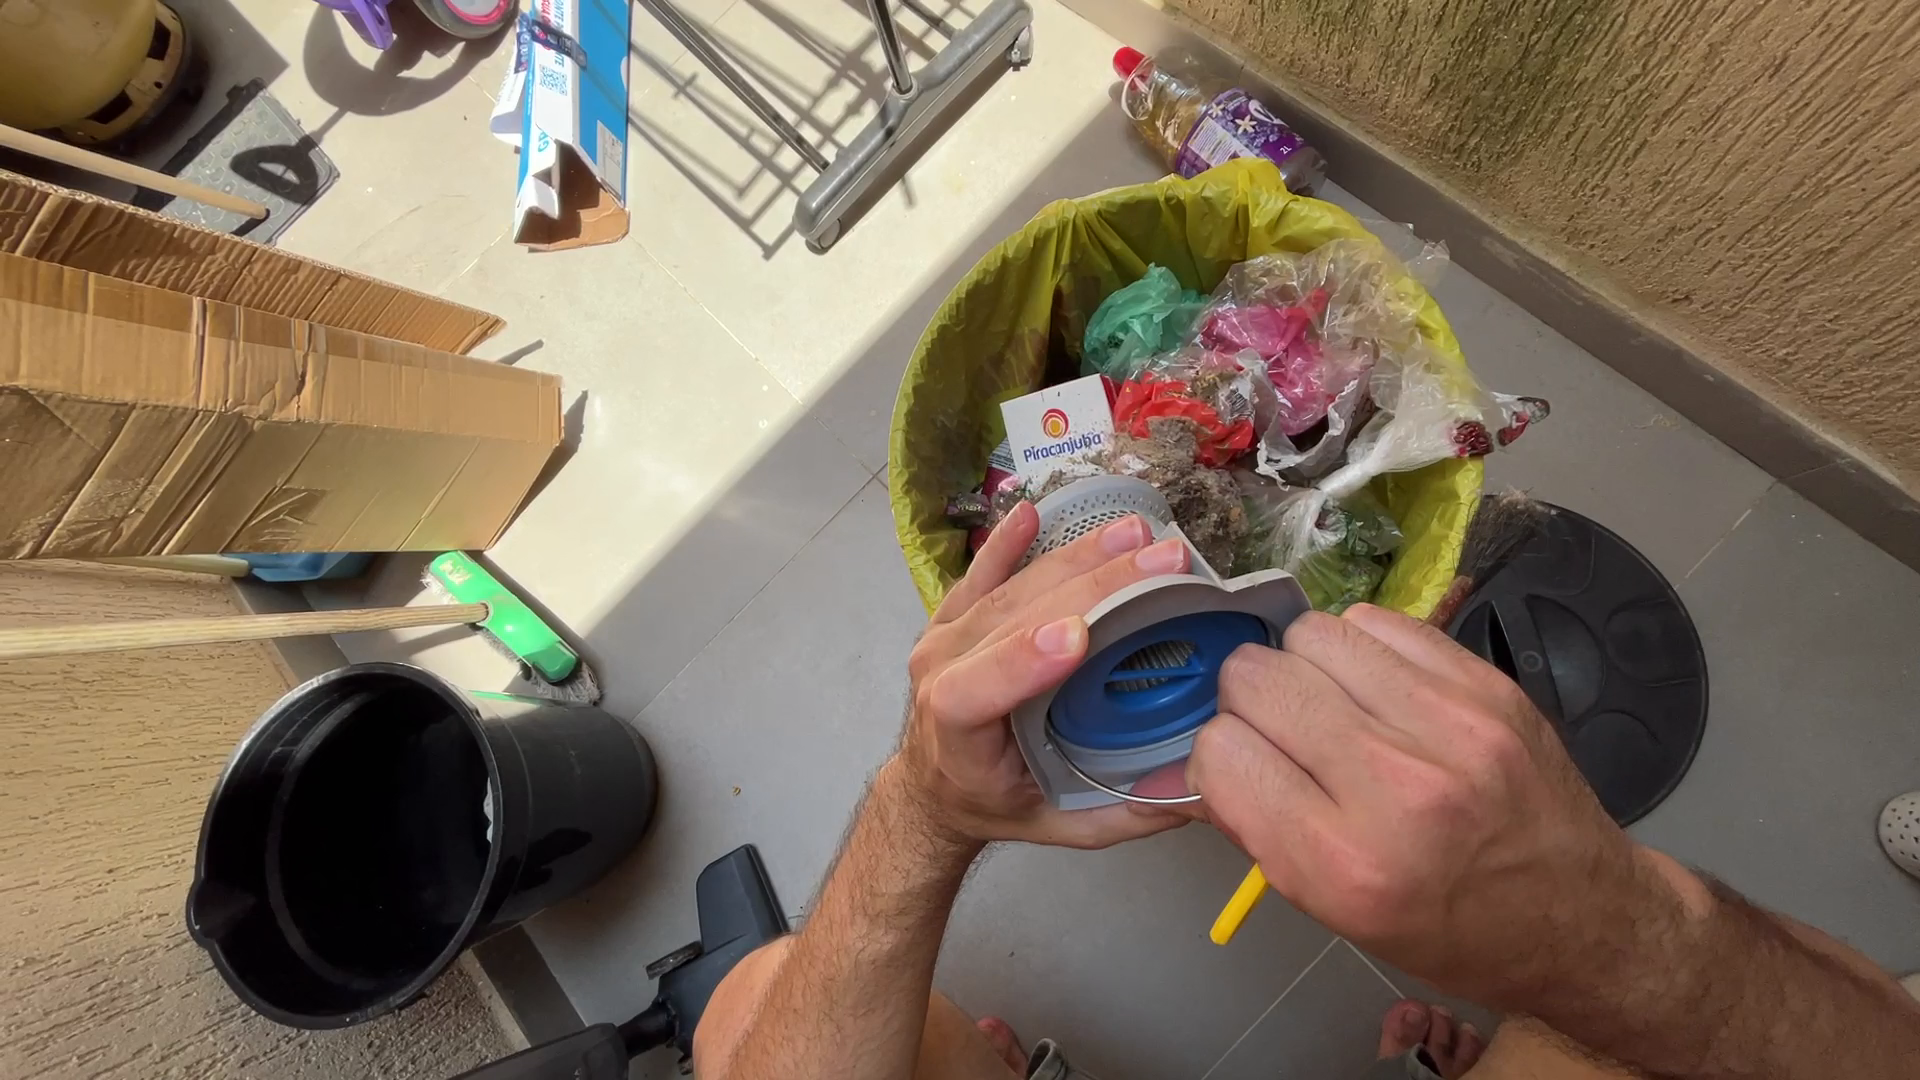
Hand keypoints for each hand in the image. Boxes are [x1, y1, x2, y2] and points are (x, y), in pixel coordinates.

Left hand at [896, 502, 1192, 848]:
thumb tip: (1202, 785)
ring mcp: (942, 636)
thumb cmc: (994, 801)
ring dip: (1073, 557)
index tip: (1079, 635)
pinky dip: (1005, 542)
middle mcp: (941, 671)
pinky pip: (979, 572)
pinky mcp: (951, 615)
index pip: (978, 691)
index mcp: (955, 732)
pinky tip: (1030, 512)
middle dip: (1090, 588)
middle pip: (1011, 620)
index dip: (1023, 659)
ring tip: (1133, 534)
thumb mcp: (1058, 824)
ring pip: (1008, 588)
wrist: (931, 782)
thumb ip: (1123, 811)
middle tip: (1160, 562)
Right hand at [1175, 603, 1661, 1005]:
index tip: (1245, 768)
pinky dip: (1354, 647)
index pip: (1219, 751)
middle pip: (1253, 677)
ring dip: (1299, 664)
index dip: (1220, 755)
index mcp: (1343, 862)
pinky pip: (1369, 620)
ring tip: (1328, 702)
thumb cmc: (1442, 924)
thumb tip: (1169, 769)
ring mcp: (1449, 724)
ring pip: (1305, 633)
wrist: (1585, 921)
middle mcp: (1396, 787)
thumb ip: (1242, 821)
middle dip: (1248, 700)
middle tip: (1281, 730)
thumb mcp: (1325, 905)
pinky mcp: (1484, 683)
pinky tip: (1373, 686)